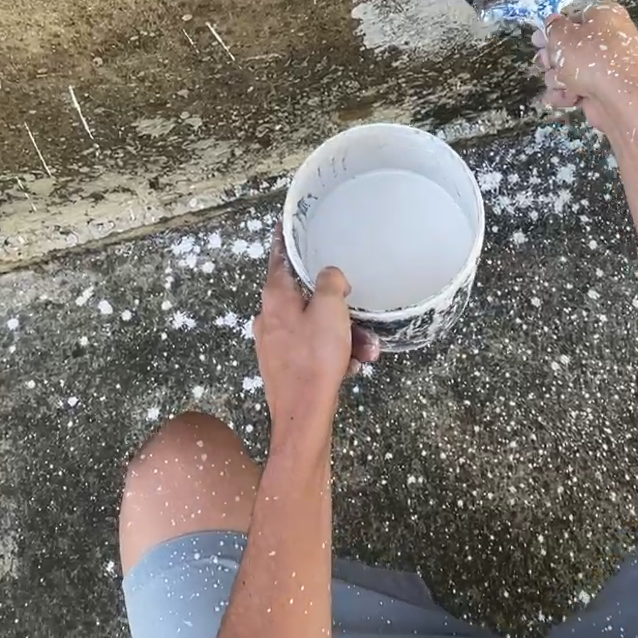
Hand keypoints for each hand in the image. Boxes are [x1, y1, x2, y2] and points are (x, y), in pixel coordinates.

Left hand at [254, 229, 380, 445]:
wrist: (304, 416)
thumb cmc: (315, 358)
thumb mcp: (329, 308)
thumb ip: (330, 281)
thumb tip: (330, 276)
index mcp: (275, 296)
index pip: (279, 255)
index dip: (285, 237)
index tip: (287, 221)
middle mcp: (269, 316)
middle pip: (306, 296)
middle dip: (338, 305)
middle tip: (360, 312)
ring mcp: (275, 343)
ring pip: (315, 325)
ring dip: (344, 333)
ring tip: (368, 349)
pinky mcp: (285, 366)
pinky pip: (315, 348)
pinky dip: (336, 352)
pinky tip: (354, 365)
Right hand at [534, 2, 637, 135]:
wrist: (622, 101)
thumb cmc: (594, 62)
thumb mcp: (563, 35)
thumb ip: (552, 27)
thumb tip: (551, 23)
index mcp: (604, 17)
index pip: (573, 19)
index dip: (553, 30)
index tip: (539, 40)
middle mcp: (608, 40)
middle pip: (567, 46)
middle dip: (552, 58)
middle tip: (548, 62)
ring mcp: (605, 67)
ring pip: (566, 70)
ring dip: (557, 79)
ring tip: (563, 83)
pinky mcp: (601, 90)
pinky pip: (574, 89)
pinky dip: (567, 94)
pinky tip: (568, 97)